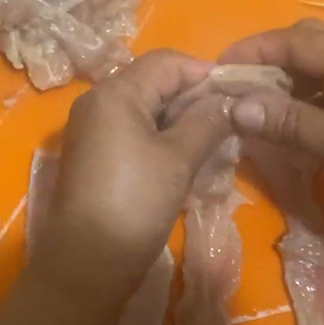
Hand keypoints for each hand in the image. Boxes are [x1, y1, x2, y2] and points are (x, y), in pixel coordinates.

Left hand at [35, 49, 233, 303]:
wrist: (85, 262)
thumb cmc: (135, 202)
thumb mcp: (178, 159)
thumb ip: (206, 122)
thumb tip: (228, 100)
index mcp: (115, 91)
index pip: (166, 62)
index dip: (204, 73)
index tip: (237, 93)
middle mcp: (98, 99)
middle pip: (152, 80)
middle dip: (192, 95)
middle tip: (229, 119)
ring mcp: (91, 126)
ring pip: (143, 105)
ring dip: (178, 117)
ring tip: (213, 138)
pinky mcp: (92, 151)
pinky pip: (131, 127)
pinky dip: (159, 134)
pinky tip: (184, 156)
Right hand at [220, 20, 323, 240]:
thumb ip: (288, 122)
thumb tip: (235, 106)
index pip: (297, 41)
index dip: (254, 51)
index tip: (219, 71)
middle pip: (310, 41)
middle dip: (271, 57)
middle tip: (241, 85)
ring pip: (323, 64)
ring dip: (289, 77)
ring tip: (260, 104)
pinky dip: (308, 96)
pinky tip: (294, 121)